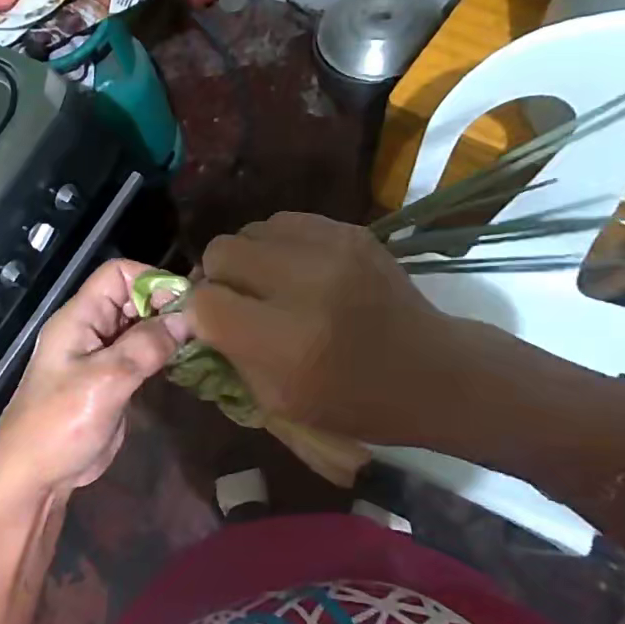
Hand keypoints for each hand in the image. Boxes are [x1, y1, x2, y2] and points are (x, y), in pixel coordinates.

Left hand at [0, 259, 189, 495]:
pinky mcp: (111, 380)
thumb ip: (145, 346)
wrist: (35, 477)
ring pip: (140, 326)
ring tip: (198, 342)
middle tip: (199, 326)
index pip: (117, 274)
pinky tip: (185, 361)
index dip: (151, 279)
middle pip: (132, 297)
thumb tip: (186, 318)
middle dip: (165, 305)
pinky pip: (141, 353)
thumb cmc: (60, 423)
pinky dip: (162, 352)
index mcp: (79, 318)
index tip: (184, 303)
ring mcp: (100, 355)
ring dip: (167, 330)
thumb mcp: (106, 380)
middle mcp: (90, 329)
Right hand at [186, 213, 526, 451]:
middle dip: (218, 277)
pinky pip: (286, 221)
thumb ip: (229, 354)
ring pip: (250, 230)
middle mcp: (305, 285)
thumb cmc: (353, 402)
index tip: (214, 324)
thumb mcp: (279, 401)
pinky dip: (279, 245)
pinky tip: (297, 269)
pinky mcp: (351, 231)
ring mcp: (332, 249)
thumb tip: (194, 315)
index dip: (201, 314)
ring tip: (270, 283)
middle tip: (238, 299)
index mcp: (286, 341)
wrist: (431, 371)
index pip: (206, 302)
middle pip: (221, 251)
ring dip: (249, 258)